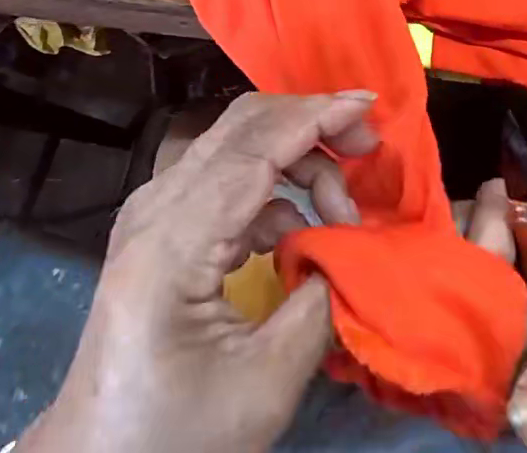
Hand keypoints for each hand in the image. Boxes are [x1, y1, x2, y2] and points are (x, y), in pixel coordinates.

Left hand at [17, 91, 379, 452]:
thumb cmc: (177, 435)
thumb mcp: (265, 383)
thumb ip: (321, 298)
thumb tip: (354, 242)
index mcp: (173, 242)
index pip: (254, 149)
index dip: (317, 118)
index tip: (370, 107)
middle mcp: (156, 206)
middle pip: (244, 126)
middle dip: (313, 122)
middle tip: (367, 147)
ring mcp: (155, 210)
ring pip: (240, 144)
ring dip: (299, 159)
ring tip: (341, 214)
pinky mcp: (164, 223)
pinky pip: (230, 177)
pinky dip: (278, 187)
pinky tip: (300, 234)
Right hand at [465, 163, 526, 452]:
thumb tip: (519, 408)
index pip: (519, 196)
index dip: (486, 235)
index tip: (470, 304)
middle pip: (497, 252)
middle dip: (479, 303)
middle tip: (465, 362)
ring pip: (499, 309)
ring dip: (485, 353)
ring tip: (478, 394)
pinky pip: (517, 361)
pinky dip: (501, 387)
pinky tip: (494, 413)